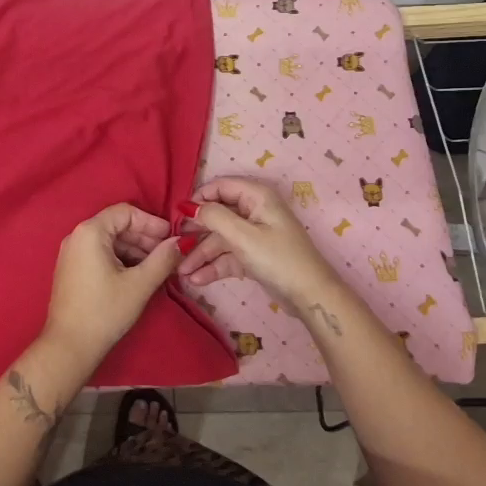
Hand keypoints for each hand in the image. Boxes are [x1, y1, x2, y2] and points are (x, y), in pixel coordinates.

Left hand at [41, 204, 183, 362]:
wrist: (69, 346)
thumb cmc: (105, 311)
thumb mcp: (139, 284)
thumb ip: (162, 259)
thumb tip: (180, 241)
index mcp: (90, 232)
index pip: (125, 212)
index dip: (151, 222)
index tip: (171, 236)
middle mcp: (77, 236)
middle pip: (116, 225)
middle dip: (144, 237)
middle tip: (168, 253)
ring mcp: (72, 253)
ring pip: (109, 241)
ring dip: (135, 249)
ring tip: (158, 266)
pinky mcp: (72, 269)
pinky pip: (100, 253)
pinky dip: (121, 259)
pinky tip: (138, 274)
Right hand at [179, 177, 344, 308]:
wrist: (311, 297)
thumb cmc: (278, 259)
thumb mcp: (243, 236)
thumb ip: (213, 217)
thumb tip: (188, 206)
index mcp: (256, 196)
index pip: (220, 187)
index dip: (198, 199)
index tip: (177, 215)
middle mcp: (254, 211)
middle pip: (218, 215)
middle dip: (196, 232)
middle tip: (174, 245)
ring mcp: (254, 235)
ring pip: (220, 239)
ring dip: (201, 254)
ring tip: (180, 272)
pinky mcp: (254, 256)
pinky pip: (228, 256)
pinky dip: (213, 266)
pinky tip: (196, 280)